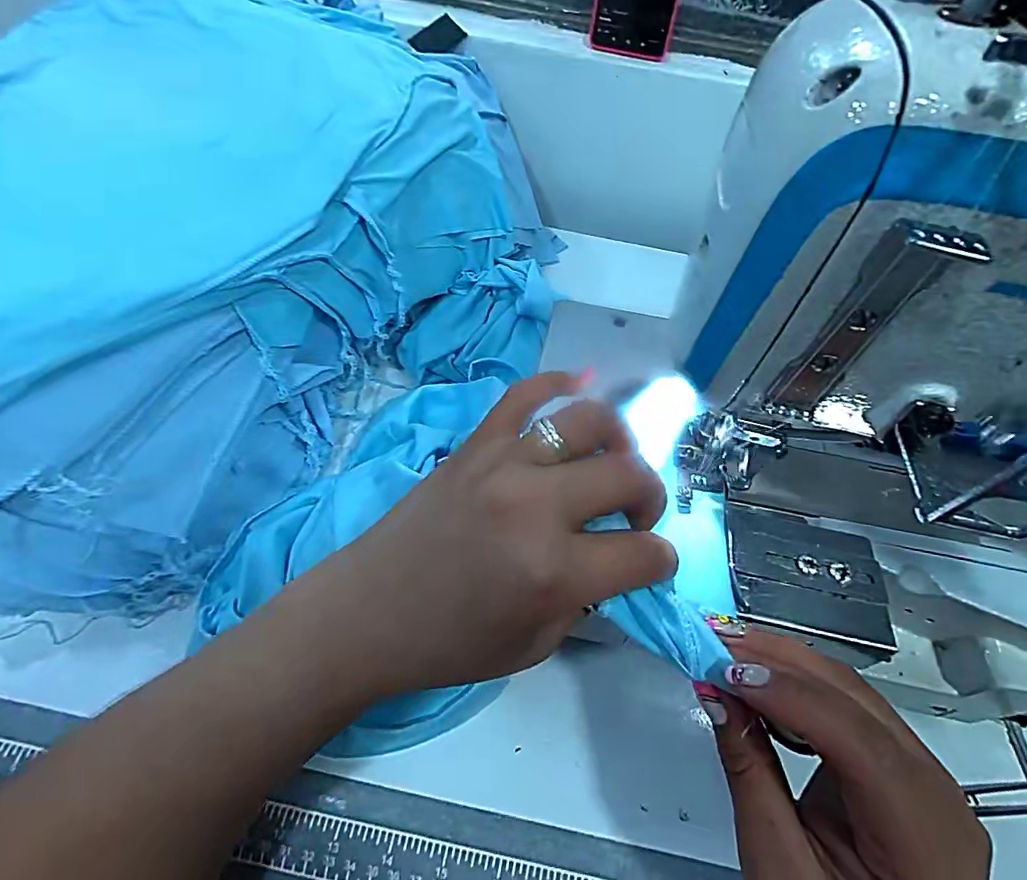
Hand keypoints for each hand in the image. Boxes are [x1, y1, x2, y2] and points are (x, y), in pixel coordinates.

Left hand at [280, 371, 674, 699]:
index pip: (644, 554)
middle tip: (633, 515)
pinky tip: (580, 385)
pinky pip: (524, 394)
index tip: (651, 562)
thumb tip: (618, 557)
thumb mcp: (534, 644)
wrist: (365, 613)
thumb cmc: (449, 642)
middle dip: (650, 497)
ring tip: (611, 460)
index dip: (660, 561)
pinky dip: (558, 382)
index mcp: (552, 573)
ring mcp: (503, 464)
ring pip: (589, 421)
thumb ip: (586, 599)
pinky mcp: (475, 443)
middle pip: (629, 476)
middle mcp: (535, 507)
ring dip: (618, 441)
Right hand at [701, 630, 989, 879]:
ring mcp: (925, 775)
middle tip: (720, 641)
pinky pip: (851, 710)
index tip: (729, 670)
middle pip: (855, 700)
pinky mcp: (900, 766)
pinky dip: (803, 691)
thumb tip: (721, 698)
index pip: (855, 735)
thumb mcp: (782, 869)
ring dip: (788, 668)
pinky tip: (766, 681)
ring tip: (733, 652)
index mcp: (923, 832)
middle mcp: (937, 792)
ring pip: (852, 694)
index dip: (788, 694)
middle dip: (781, 663)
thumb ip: (751, 776)